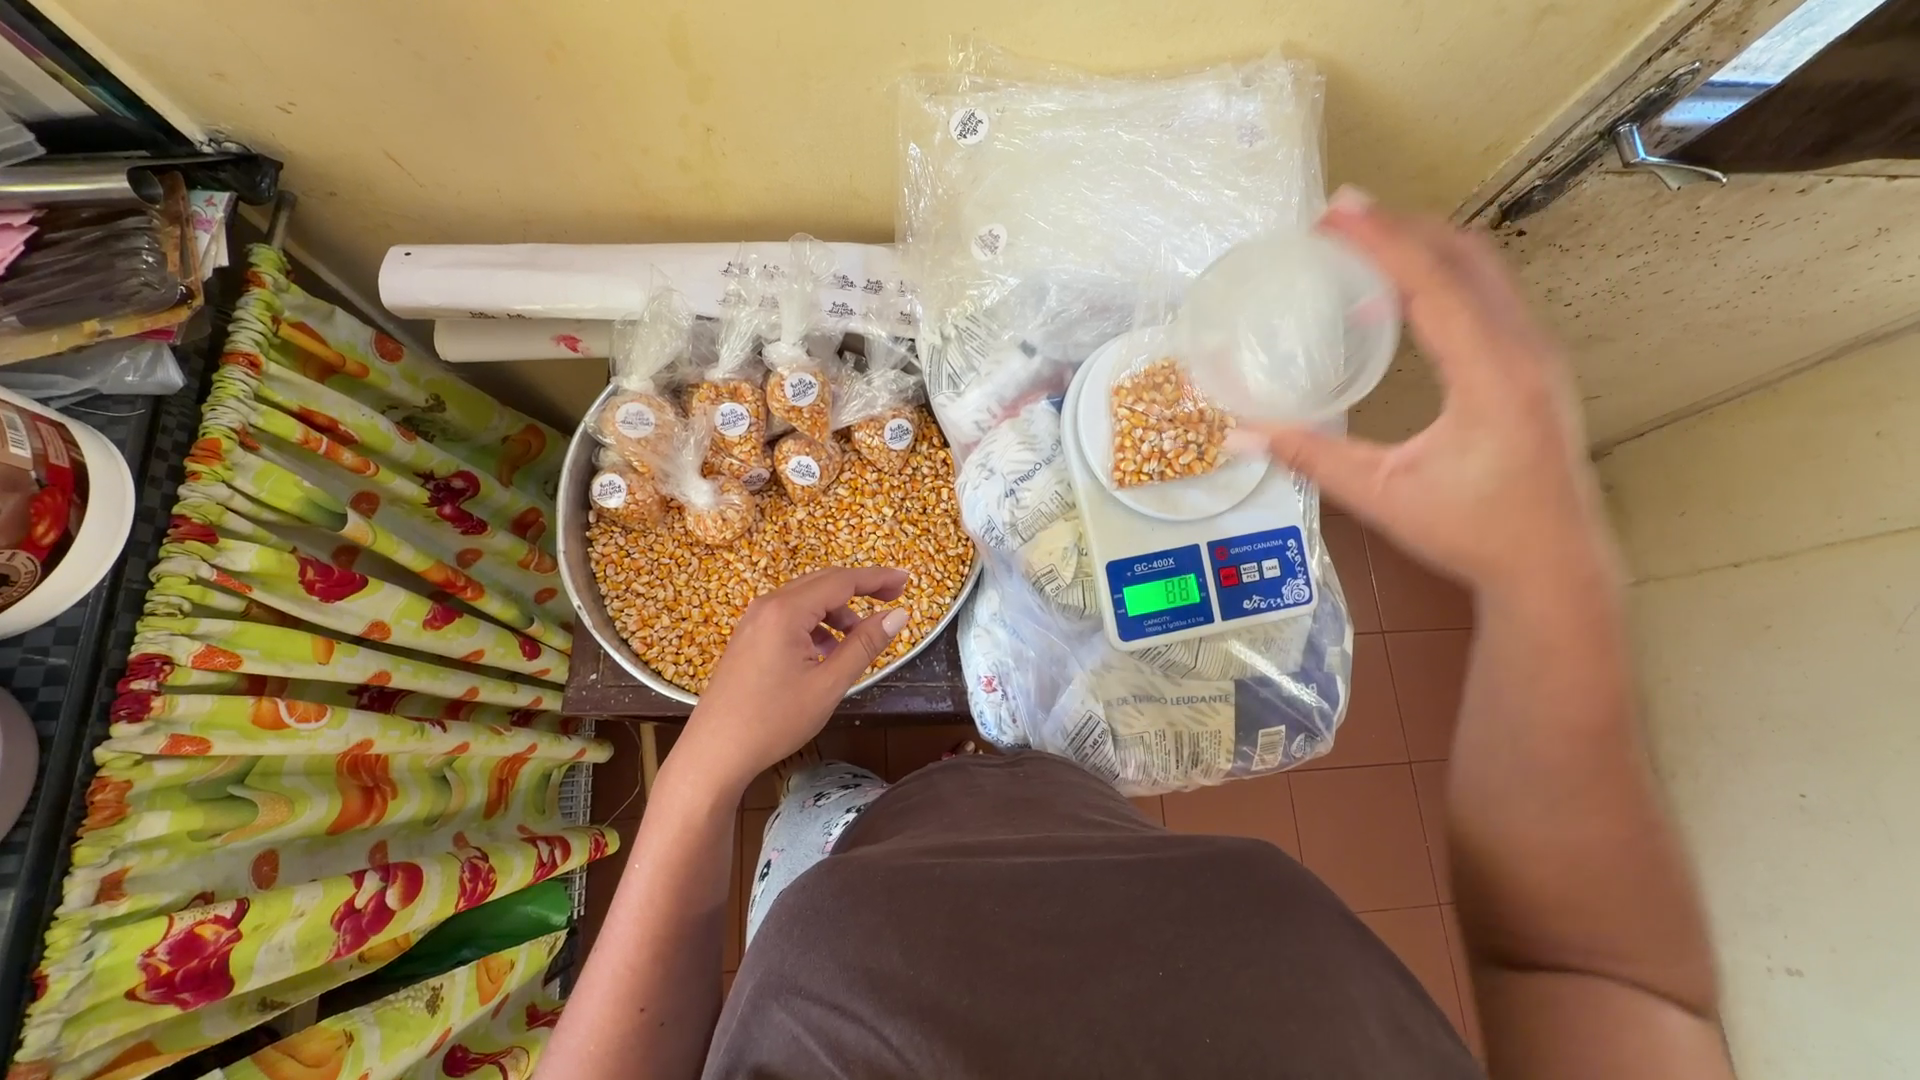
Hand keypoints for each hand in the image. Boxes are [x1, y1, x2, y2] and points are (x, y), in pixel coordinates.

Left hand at [675, 567, 909, 791]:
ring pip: (806, 600)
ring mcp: (753, 621)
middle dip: (860, 588)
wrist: (715, 753)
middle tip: (893, 600)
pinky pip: (789, 617)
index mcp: (787, 611)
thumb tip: (899, 615)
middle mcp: (768, 605)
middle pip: (823, 583)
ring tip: (858, 641)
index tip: (906, 581)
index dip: (877, 578)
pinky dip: (816, 625)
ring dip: (837, 612)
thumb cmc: (774, 720)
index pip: (842, 580)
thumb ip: (864, 645)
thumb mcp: (828, 684)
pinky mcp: (748, 638)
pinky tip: (826, 653)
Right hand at [1242, 187, 1623, 596]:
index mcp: (1492, 373)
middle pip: (1467, 256)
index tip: (1336, 211)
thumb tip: (1242, 433)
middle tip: (1341, 217)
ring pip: (1486, 271)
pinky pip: (1490, 296)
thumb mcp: (1381, 495)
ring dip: (1426, 246)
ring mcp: (1540, 355)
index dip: (1381, 241)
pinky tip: (1403, 293)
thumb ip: (1311, 456)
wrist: (1554, 566)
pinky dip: (1445, 275)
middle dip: (1402, 227)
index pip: (1434, 282)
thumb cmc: (1471, 533)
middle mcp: (1525, 350)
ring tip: (1365, 241)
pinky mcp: (1536, 367)